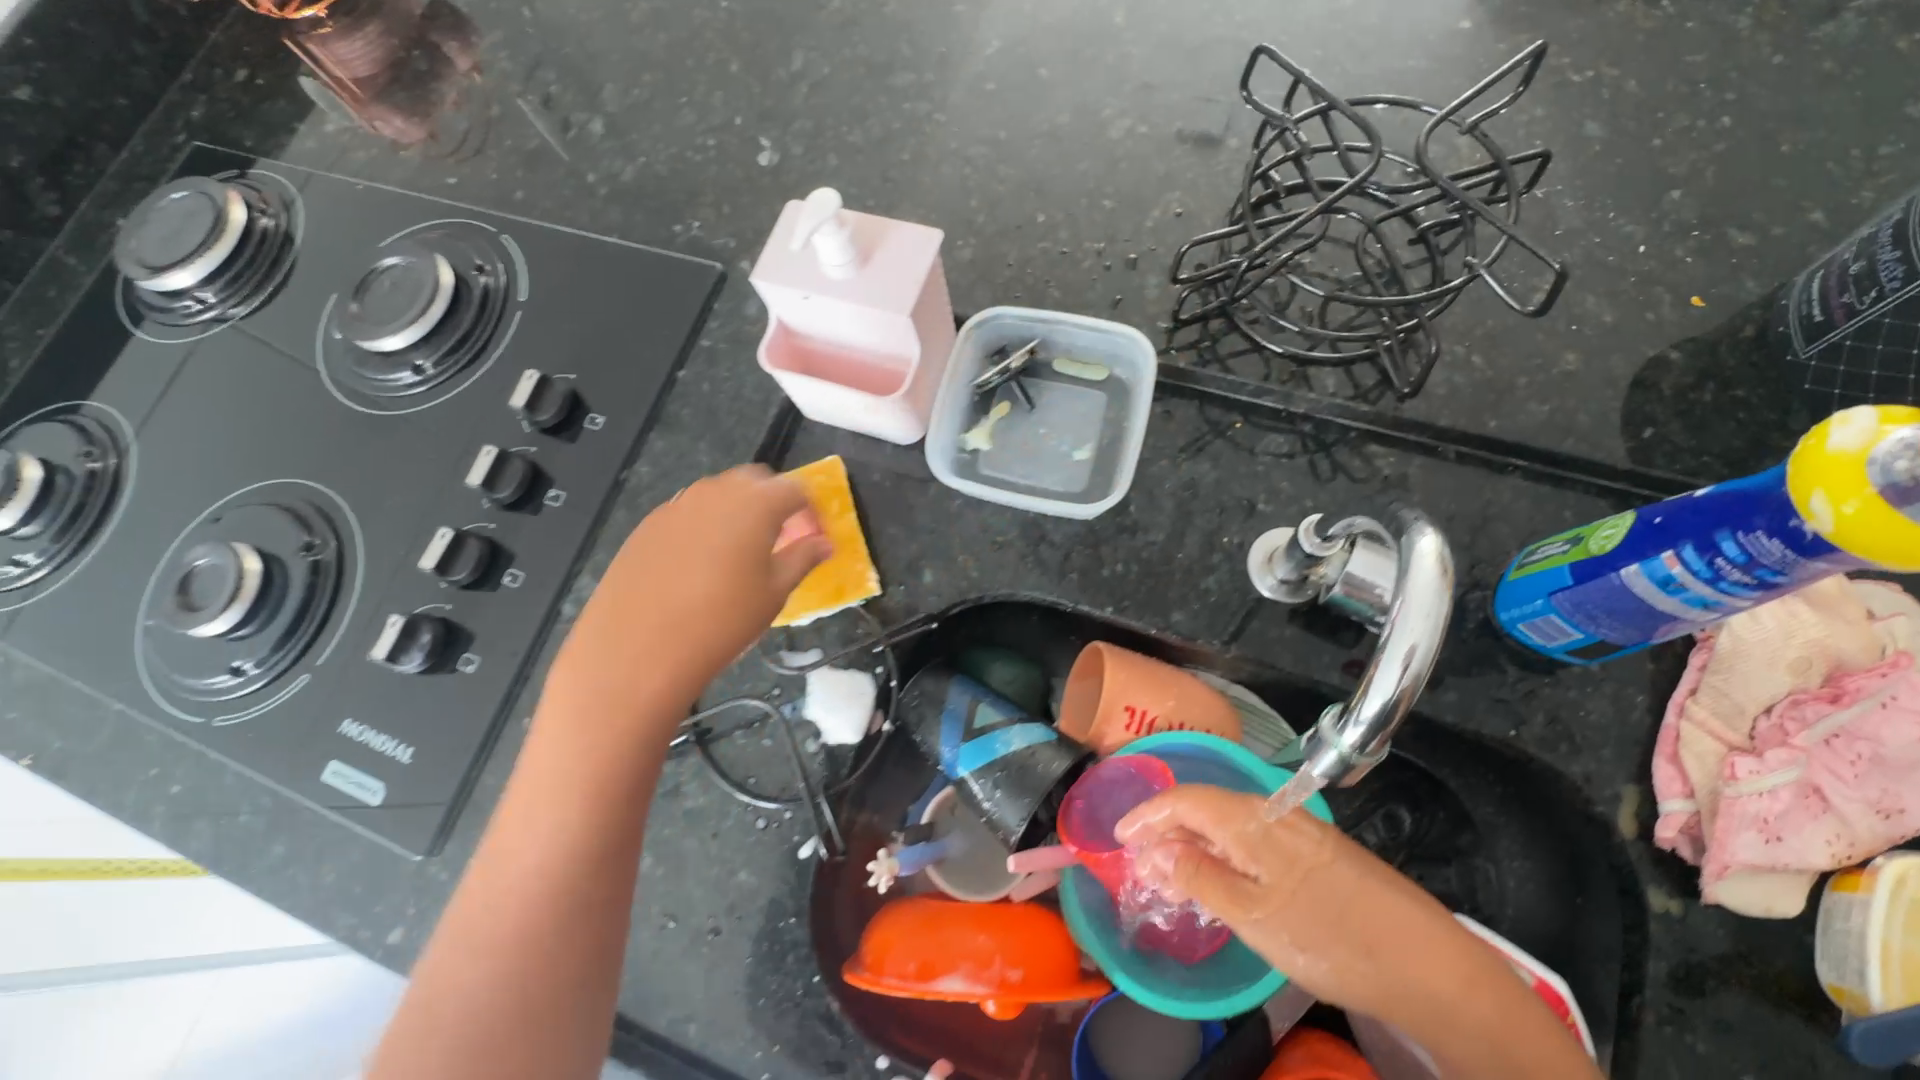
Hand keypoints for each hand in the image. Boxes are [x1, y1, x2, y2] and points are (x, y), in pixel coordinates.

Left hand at [543, 465, 832, 735]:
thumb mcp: (774, 594)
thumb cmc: (722, 621)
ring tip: (741, 555)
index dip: (811, 511)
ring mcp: (678, 505)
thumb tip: (824, 543)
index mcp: (756, 504)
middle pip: (755, 481)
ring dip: (738, 512)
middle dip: (774, 503)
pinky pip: (688, 514)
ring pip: (718, 495)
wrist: (638, 647)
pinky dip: (705, 527)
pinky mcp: (648, 525)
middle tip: (781, 541)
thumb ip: (802, 559)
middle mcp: (716, 492)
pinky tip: (701, 567)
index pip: (796, 489)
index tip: (815, 538)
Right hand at [1115, 784, 1447, 1016]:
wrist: (1426, 963)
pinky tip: (1225, 881)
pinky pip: (1256, 840)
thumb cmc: (1329, 938)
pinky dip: (1228, 855)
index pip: (1185, 799)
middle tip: (1140, 861)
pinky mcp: (1320, 852)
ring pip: (1232, 824)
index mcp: (1252, 820)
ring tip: (1174, 874)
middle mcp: (1274, 813)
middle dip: (1168, 829)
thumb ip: (1199, 878)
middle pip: (1207, 807)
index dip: (1147, 815)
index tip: (1118, 838)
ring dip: (1197, 843)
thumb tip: (1153, 851)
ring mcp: (1301, 831)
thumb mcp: (1252, 916)